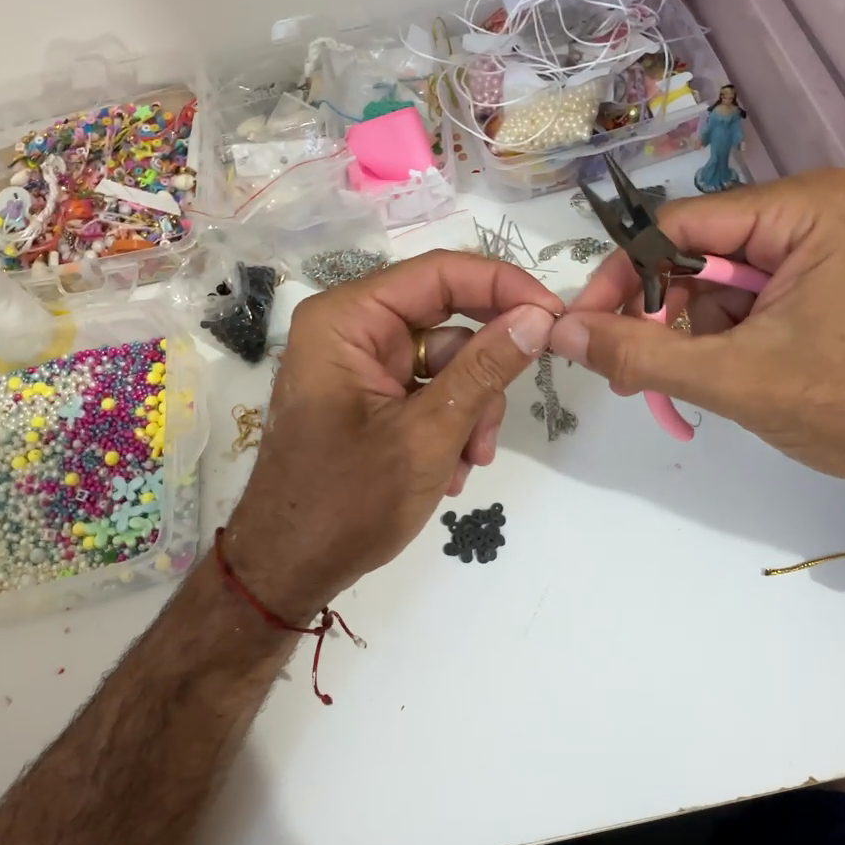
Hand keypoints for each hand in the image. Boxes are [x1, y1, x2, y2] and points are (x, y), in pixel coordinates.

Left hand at [223, 251, 560, 617]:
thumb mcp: (428, 434)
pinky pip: (431, 389)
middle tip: (516, 400)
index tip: (554, 317)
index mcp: (347, 319)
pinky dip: (452, 424)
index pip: (439, 273)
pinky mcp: (371, 397)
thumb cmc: (348, 502)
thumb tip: (539, 318)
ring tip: (470, 460)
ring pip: (448, 359)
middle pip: (448, 318)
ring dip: (472, 408)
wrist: (290, 570)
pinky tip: (452, 469)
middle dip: (485, 370)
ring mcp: (361, 365)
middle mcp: (351, 330)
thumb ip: (485, 370)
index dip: (503, 287)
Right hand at [549, 169, 844, 491]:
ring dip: (684, 336)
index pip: (678, 227)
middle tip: (625, 371)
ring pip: (710, 284)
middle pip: (693, 255)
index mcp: (801, 209)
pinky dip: (714, 341)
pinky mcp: (813, 283)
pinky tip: (714, 377)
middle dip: (658, 316)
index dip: (623, 277)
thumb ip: (642, 354)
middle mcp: (806, 213)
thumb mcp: (735, 379)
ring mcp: (812, 249)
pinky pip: (739, 302)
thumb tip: (562, 333)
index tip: (583, 326)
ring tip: (678, 386)